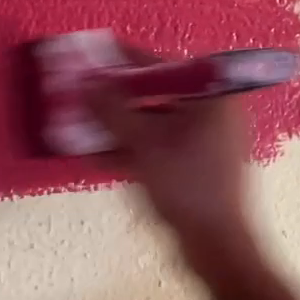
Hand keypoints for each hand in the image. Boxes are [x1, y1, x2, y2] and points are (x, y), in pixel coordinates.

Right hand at [84, 54, 262, 263]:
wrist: (216, 246)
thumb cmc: (187, 187)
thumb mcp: (141, 142)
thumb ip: (110, 108)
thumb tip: (87, 82)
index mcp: (214, 97)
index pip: (164, 65)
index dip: (126, 60)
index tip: (98, 53)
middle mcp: (215, 114)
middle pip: (157, 96)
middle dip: (117, 99)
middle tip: (85, 93)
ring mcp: (208, 144)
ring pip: (155, 125)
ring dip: (119, 127)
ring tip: (84, 126)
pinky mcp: (198, 169)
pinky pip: (160, 149)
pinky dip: (133, 150)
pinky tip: (99, 156)